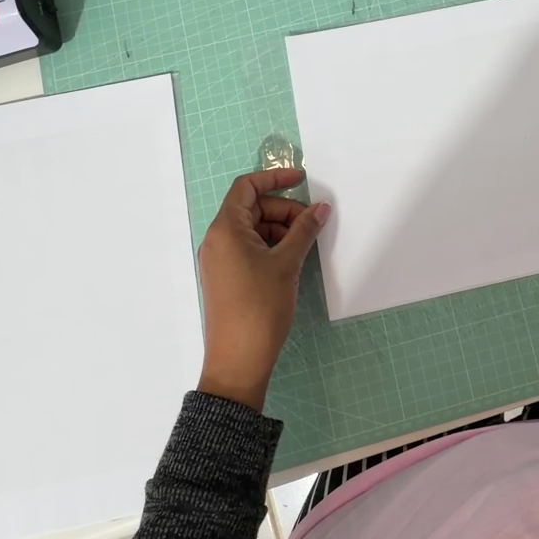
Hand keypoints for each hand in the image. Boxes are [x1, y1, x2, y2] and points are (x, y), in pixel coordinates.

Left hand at [196, 168, 328, 410]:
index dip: (274, 178)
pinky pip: (249, 248)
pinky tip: (292, 258)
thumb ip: (304, 230)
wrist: (238, 360)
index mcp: (225, 229)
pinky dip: (271, 245)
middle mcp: (217, 240)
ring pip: (252, 229)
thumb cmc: (260, 306)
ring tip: (305, 243)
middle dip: (283, 209)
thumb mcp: (287, 263)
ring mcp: (220, 260)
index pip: (246, 187)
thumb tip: (320, 207)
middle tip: (311, 222)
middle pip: (252, 208)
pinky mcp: (226, 277)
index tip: (302, 179)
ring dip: (280, 228)